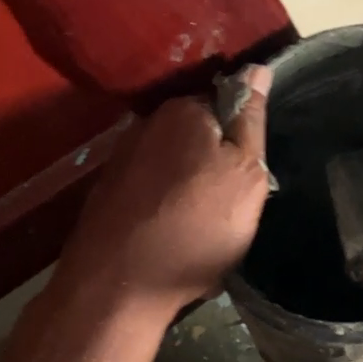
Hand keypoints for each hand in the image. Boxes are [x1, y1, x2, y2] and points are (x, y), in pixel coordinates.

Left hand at [59, 66, 272, 312]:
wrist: (113, 292)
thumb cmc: (195, 226)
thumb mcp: (246, 173)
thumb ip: (251, 119)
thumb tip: (257, 69)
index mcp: (184, 110)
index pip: (228, 98)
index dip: (245, 129)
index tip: (254, 163)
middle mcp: (147, 124)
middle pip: (199, 129)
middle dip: (217, 153)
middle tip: (236, 193)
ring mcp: (121, 159)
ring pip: (175, 158)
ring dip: (191, 178)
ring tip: (205, 216)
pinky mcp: (105, 194)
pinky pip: (152, 184)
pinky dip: (166, 199)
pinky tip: (175, 228)